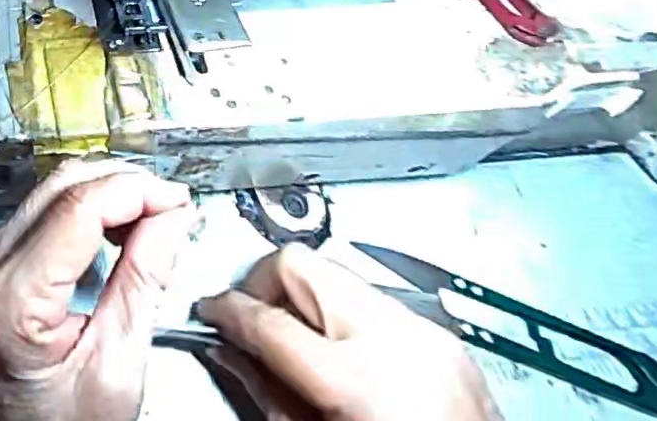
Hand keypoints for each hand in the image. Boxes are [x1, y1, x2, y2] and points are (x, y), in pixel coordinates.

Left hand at [0, 159, 199, 420]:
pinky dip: (87, 205)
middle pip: (61, 187)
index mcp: (12, 294)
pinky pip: (44, 208)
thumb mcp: (117, 366)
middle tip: (173, 202)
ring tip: (155, 211)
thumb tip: (172, 218)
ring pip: (52, 188)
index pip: (77, 208)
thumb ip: (143, 281)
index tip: (178, 199)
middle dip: (123, 184)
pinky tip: (120, 221)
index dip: (133, 191)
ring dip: (107, 189)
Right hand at [198, 243, 503, 420]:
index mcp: (362, 382)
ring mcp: (430, 337)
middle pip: (296, 263)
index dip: (225, 309)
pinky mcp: (447, 342)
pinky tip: (342, 353)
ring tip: (298, 341)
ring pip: (332, 274)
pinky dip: (343, 317)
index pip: (265, 317)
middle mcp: (400, 343)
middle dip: (264, 286)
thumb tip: (229, 346)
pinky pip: (371, 302)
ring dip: (303, 300)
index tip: (210, 310)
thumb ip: (267, 393)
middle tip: (252, 319)